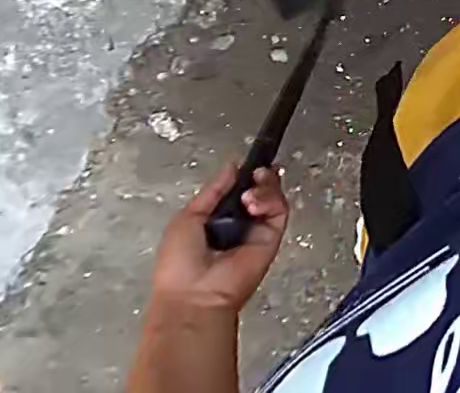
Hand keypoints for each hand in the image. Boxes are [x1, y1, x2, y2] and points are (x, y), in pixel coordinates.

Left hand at [146, 162, 288, 314]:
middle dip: (260, 176)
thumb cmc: (180, 262)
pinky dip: (270, 199)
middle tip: (257, 173)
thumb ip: (212, 191)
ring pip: (272, 194)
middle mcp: (241, 221)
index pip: (239, 189)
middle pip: (260, 188)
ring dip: (265, 186)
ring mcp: (259, 227)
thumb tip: (233, 165)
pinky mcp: (274, 234)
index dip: (246, 175)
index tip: (249, 164)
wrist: (195, 295)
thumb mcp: (187, 219)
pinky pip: (279, 209)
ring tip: (250, 194)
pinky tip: (254, 203)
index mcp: (218, 218)